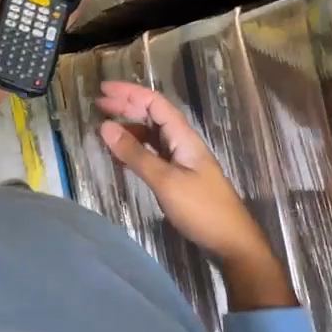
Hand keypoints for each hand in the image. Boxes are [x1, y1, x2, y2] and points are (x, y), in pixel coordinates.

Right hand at [95, 81, 298, 310]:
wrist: (233, 243)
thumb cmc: (201, 209)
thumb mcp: (165, 181)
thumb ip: (135, 154)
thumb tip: (105, 127)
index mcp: (183, 136)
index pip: (154, 103)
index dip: (129, 92)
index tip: (103, 88)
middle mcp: (182, 142)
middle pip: (153, 115)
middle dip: (126, 106)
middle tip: (98, 104)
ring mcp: (182, 160)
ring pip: (152, 134)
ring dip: (129, 128)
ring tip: (105, 130)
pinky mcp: (179, 176)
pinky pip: (153, 153)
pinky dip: (135, 149)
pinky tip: (121, 156)